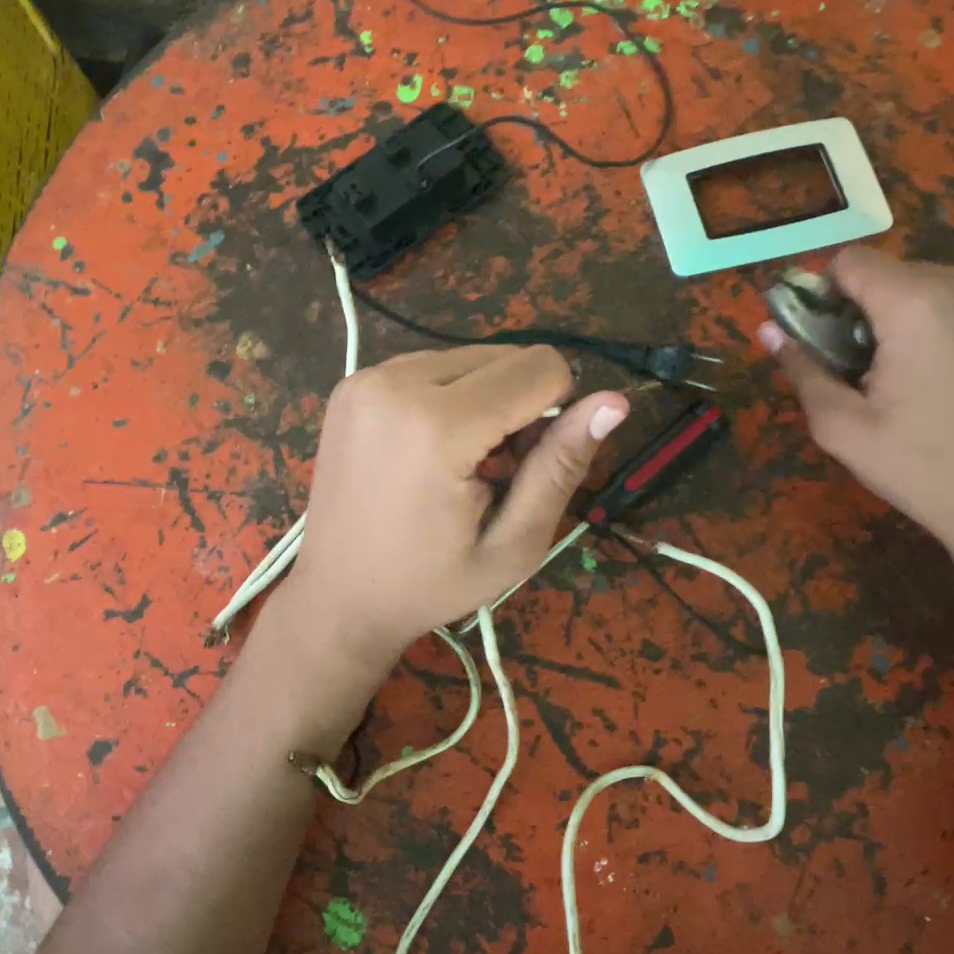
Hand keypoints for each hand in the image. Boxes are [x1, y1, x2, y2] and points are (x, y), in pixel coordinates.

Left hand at [276, 345, 628, 663]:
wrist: (337, 596)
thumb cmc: (429, 584)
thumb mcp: (513, 544)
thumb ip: (562, 466)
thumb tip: (616, 401)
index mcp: (437, 427)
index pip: (540, 368)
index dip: (557, 412)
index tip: (530, 465)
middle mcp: (395, 384)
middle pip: (505, 357)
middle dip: (519, 406)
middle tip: (495, 472)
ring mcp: (366, 378)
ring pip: (468, 357)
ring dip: (484, 399)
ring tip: (461, 464)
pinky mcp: (352, 383)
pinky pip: (429, 365)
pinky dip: (447, 396)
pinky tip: (430, 449)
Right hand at [760, 247, 953, 584]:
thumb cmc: (926, 469)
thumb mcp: (843, 427)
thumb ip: (802, 368)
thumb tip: (768, 330)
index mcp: (917, 302)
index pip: (850, 260)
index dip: (825, 295)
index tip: (826, 342)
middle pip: (895, 274)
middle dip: (869, 312)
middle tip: (867, 374)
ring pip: (938, 292)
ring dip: (912, 324)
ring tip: (917, 387)